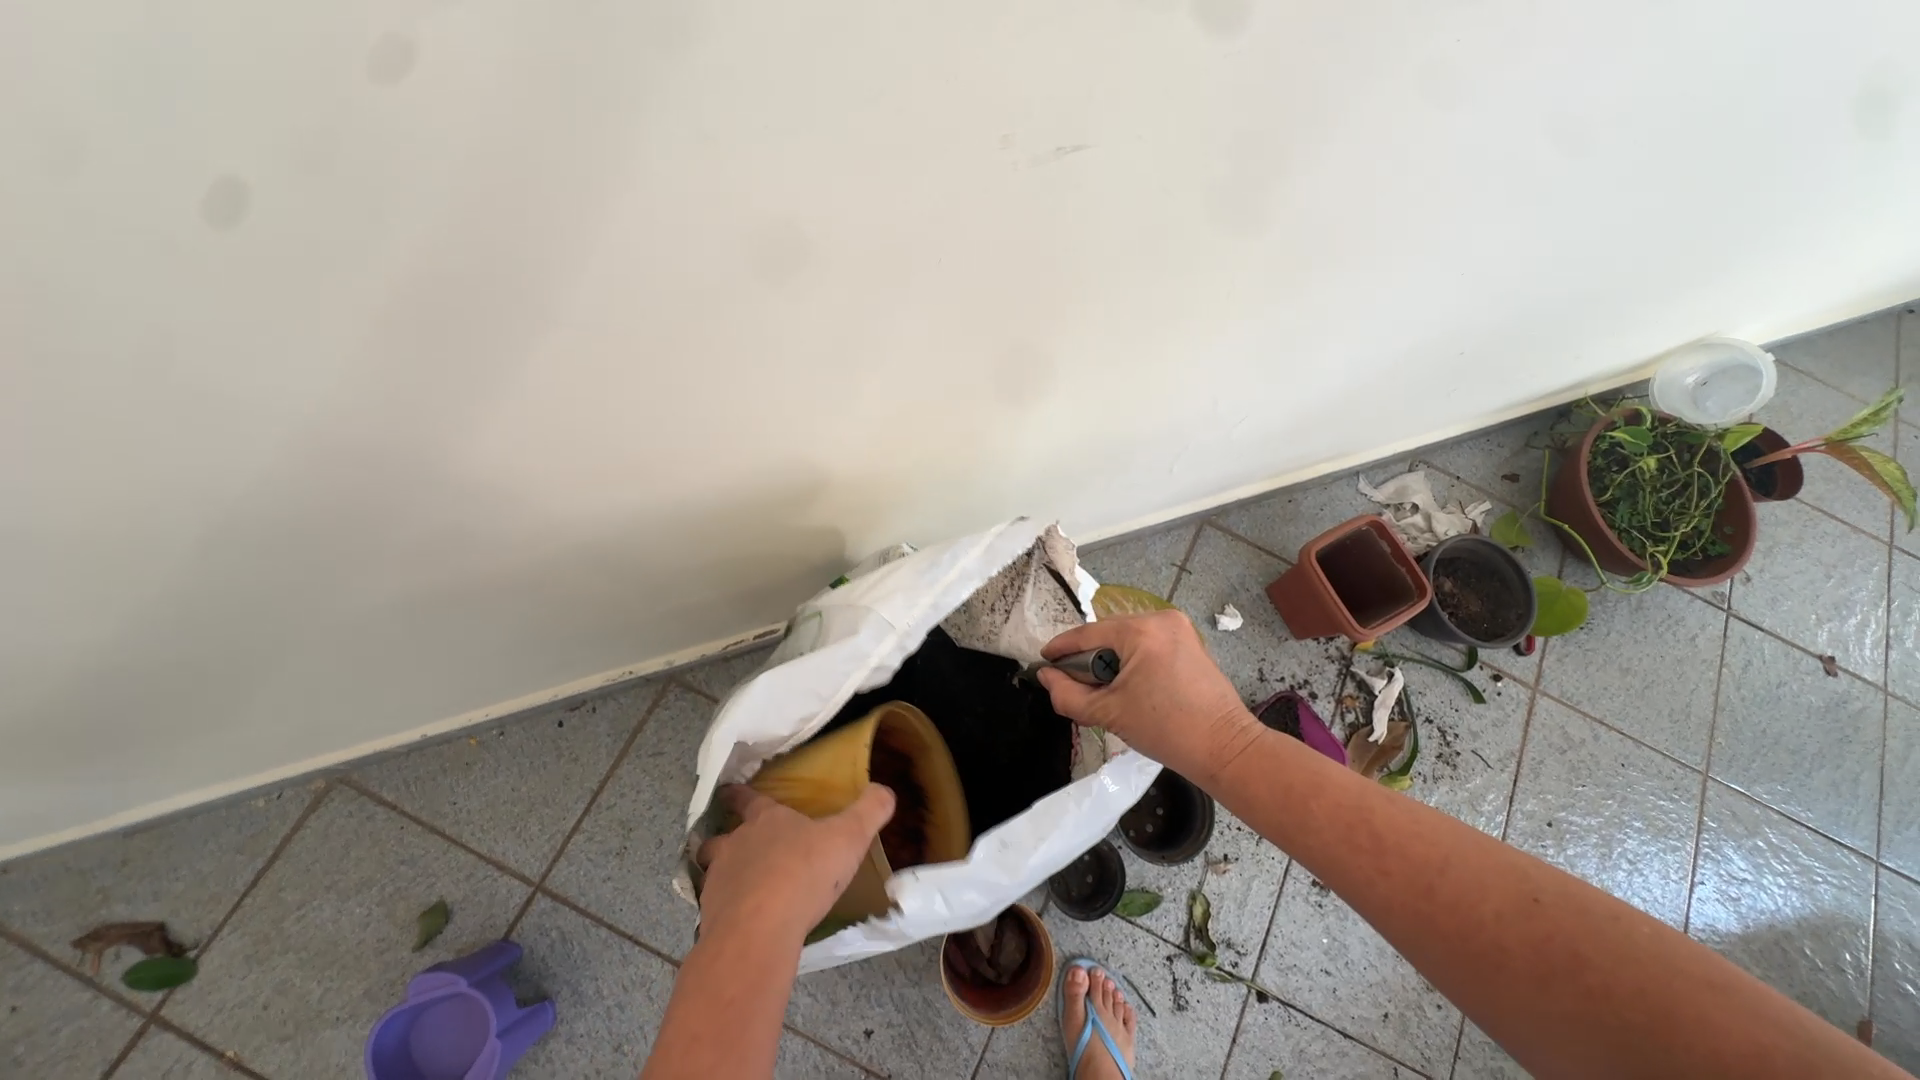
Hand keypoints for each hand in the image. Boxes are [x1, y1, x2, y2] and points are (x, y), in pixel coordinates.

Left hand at [695, 783, 895, 945]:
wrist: (760, 929)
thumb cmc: (805, 874)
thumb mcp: (849, 838)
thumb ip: (869, 812)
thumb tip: (885, 790)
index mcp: (767, 821)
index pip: (748, 799)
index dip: (739, 795)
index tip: (729, 791)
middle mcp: (736, 844)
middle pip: (720, 838)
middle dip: (724, 841)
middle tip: (737, 850)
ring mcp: (718, 880)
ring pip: (712, 872)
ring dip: (722, 876)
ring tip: (739, 890)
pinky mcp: (711, 915)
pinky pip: (715, 909)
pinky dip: (725, 913)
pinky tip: (744, 925)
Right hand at [1036, 610, 1260, 785]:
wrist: (1224, 748)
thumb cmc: (1165, 730)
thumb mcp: (1108, 713)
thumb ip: (1068, 694)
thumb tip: (1046, 677)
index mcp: (1141, 630)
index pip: (1088, 634)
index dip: (1061, 648)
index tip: (1042, 660)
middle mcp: (1161, 618)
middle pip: (1108, 633)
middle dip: (1089, 658)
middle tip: (1074, 685)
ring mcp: (1180, 628)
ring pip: (1128, 638)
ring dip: (1111, 660)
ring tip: (1103, 690)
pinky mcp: (1191, 642)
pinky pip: (1148, 644)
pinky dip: (1133, 660)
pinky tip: (1129, 686)